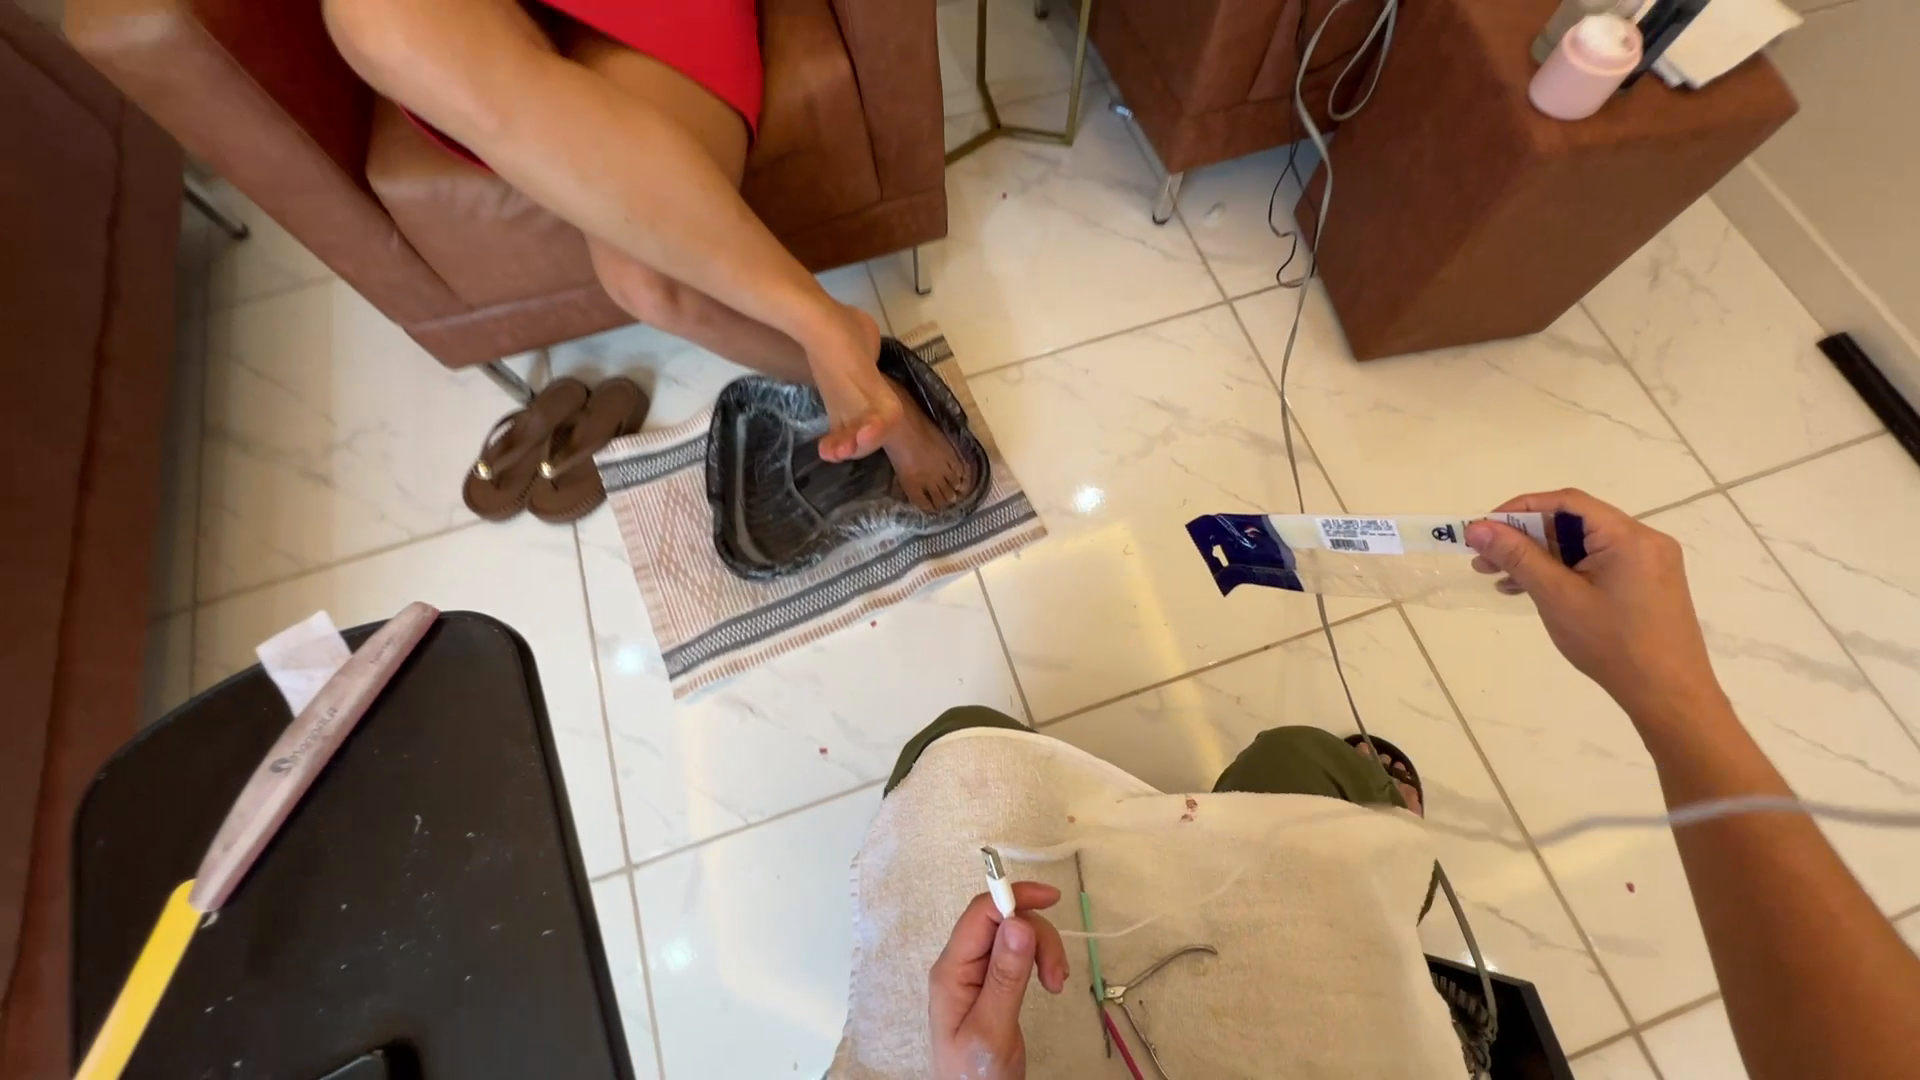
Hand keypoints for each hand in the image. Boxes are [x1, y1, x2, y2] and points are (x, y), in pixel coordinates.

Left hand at [928, 883, 1069, 1079]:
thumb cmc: (977, 1077)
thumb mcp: (992, 1031)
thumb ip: (1004, 977)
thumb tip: (1018, 921)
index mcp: (951, 968)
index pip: (981, 912)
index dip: (1015, 896)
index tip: (1052, 899)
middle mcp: (961, 962)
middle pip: (1001, 920)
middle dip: (1036, 935)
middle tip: (1057, 974)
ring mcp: (975, 972)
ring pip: (1013, 934)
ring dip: (1041, 949)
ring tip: (1056, 984)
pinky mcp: (991, 983)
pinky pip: (1016, 954)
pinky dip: (1038, 959)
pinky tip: (1049, 982)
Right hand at [1465, 489, 1724, 722]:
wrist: (1666, 693)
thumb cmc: (1612, 642)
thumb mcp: (1556, 596)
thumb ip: (1517, 556)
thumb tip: (1477, 527)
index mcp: (1629, 538)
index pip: (1567, 502)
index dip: (1520, 508)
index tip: (1484, 528)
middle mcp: (1642, 542)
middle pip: (1571, 523)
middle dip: (1522, 537)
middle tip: (1482, 557)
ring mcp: (1644, 564)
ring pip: (1577, 545)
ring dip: (1534, 556)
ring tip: (1496, 576)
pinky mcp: (1640, 583)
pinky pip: (1590, 564)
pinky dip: (1556, 571)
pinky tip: (1525, 589)